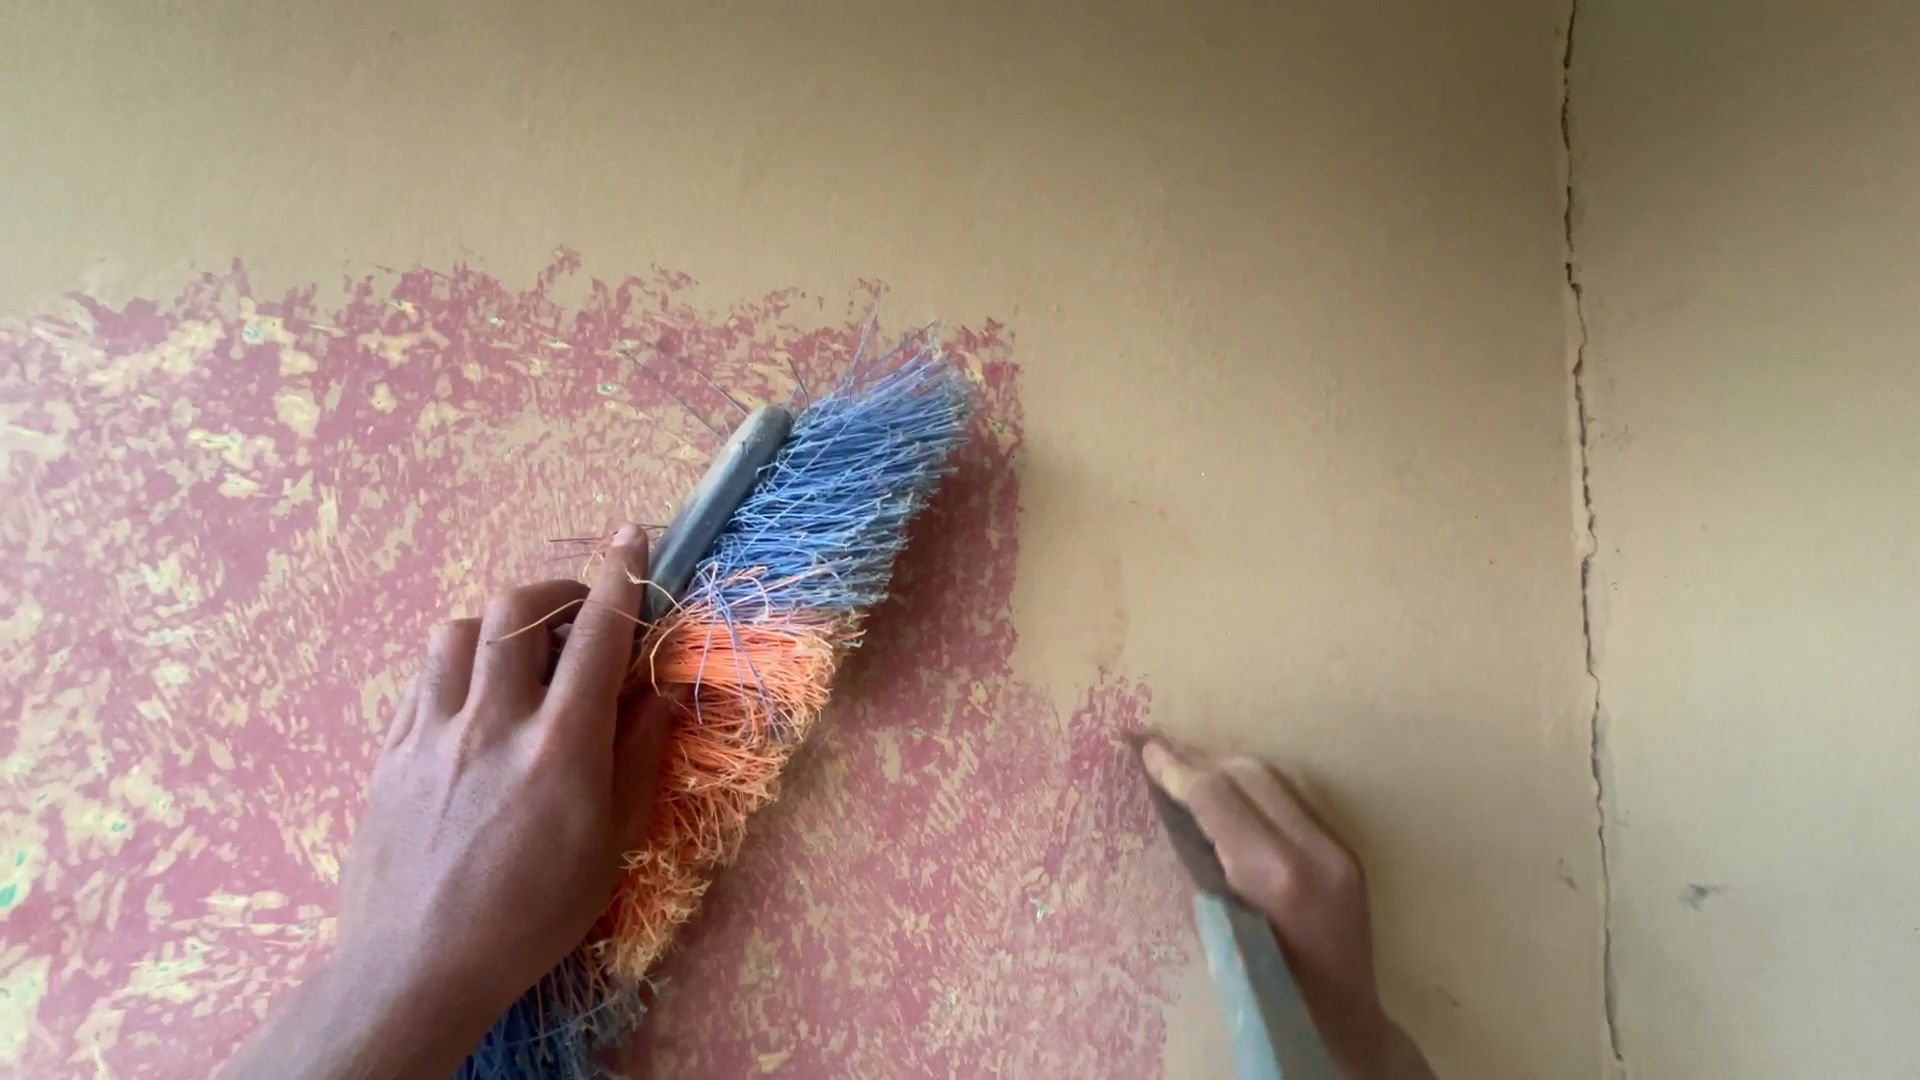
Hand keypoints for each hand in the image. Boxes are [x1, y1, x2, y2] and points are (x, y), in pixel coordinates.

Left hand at [223, 524, 669, 1079]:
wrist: (415, 970)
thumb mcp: (614, 839)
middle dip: (557, 590)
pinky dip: (460, 662)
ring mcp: (431, 732)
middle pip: (517, 609)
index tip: (631, 536)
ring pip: (461, 630)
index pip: (599, 635)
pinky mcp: (388, 751)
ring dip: (503, 626)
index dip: (621, 576)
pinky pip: (423, 675)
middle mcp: (494, 721)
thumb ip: (639, 752)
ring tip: (524, 658)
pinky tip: (476, 696)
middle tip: (579, 614)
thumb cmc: (536, 907)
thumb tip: (661, 690)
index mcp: (561, 744)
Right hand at [1140, 736, 1434, 1079]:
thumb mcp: (1215, 933)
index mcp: (1278, 877)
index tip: (1144, 747)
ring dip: (1221, 764)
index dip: (1175, 769)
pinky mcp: (1342, 848)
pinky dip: (1246, 782)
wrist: (1348, 1026)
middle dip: (1196, 758)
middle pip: (1246, 774)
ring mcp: (1335, 846)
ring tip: (1182, 762)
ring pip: (1270, 776)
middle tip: (1155, 747)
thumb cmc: (1268, 995)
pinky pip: (1287, 794)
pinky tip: (1221, 785)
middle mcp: (1314, 850)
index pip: (1217, 797)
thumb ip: (1196, 866)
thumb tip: (1169, 810)